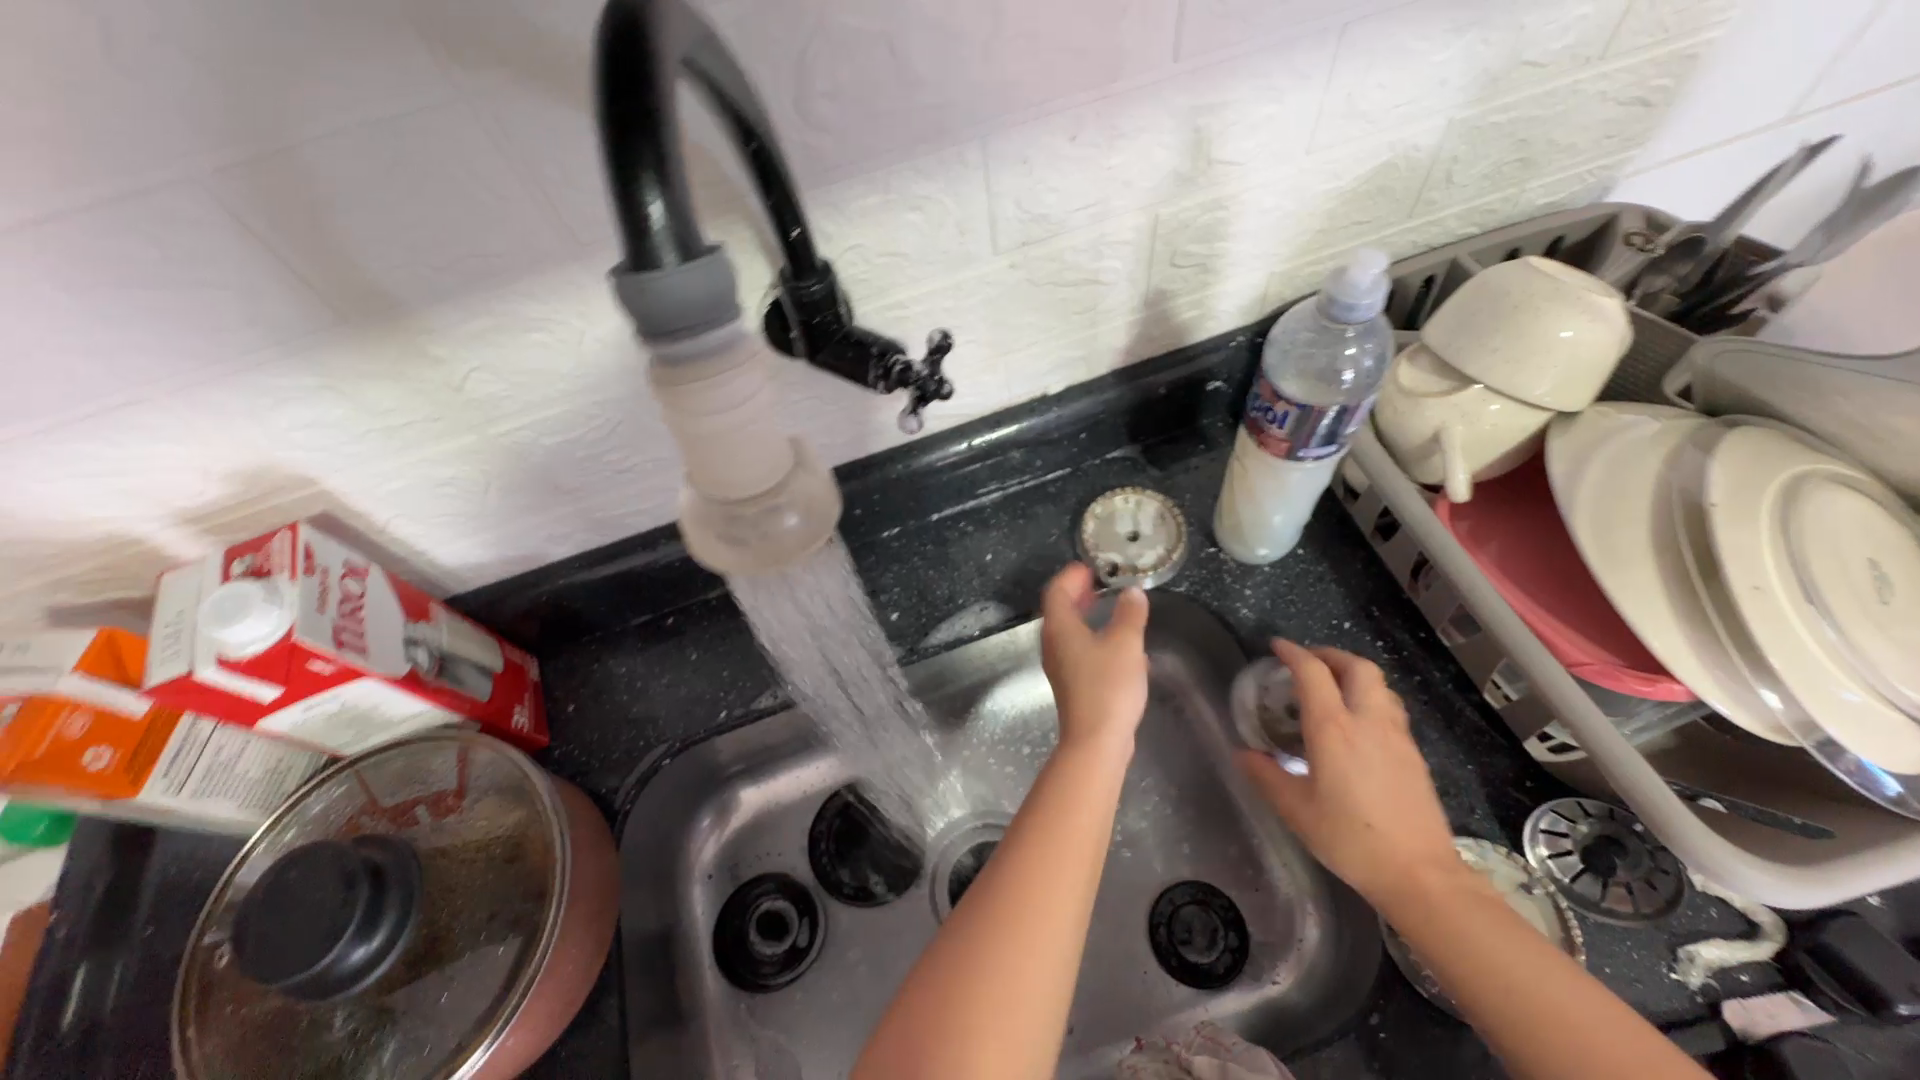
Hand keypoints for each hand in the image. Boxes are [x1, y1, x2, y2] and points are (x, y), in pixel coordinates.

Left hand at [1040, 563, 1149, 757]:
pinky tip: (1115, 643)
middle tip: (1097, 583)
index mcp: (1060, 628)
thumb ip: (1129, 614)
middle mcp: (1053, 645)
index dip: (1071, 576)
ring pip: (1068, 631)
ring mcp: (1060, 666)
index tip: (1089, 567)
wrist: (1096, 739)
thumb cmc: (1108, 686)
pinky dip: (1092, 637)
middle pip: (1059, 610)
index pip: (1056, 591)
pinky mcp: (1072, 684)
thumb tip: (1132, 592)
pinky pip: (1077, 650)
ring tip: (1106, 607)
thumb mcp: (1126, 643)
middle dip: (1076, 593)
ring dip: (1084, 616)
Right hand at [1237, 641, 1462, 912]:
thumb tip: (1243, 754)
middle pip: (1357, 667)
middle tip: (1308, 661)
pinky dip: (1370, 698)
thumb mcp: (1296, 811)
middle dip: (1330, 654)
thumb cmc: (1350, 840)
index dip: (1293, 654)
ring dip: (1354, 674)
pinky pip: (1391, 708)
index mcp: (1333, 730)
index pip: (1313, 673)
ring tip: (1333, 687)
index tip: (1276, 647)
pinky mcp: (1414, 754)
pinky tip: (1359, 723)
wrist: (1418, 873)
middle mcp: (1368, 722)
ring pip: (1380, 685)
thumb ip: (1266, 776)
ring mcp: (1397, 737)